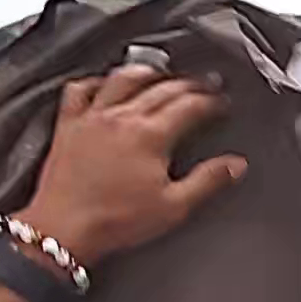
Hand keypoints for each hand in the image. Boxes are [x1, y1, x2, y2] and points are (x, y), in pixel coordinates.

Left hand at [13, 64, 248, 265]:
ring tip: (161, 73)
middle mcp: (122, 117)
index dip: (211, 101)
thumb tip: (235, 165)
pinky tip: (103, 83)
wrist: (66, 229)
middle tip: (204, 85)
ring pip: (124, 79)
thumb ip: (207, 182)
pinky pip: (80, 90)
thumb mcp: (173, 207)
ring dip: (147, 72)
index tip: (223, 102)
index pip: (190, 107)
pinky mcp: (69, 126)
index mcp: (151, 135)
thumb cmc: (116, 221)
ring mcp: (93, 117)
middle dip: (189, 84)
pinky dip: (95, 81)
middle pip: (163, 88)